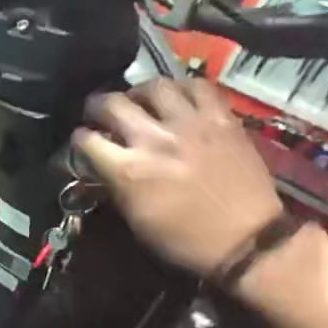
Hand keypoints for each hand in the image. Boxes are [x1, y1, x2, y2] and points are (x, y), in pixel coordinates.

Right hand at [72, 79, 283, 276]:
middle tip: (100, 113)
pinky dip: (182, 88)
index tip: (83, 141)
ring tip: (140, 100)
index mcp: (130, 171)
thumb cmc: (188, 241)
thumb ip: (118, 188)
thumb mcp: (139, 223)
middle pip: (112, 103)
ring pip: (153, 86)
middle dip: (97, 106)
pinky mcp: (220, 117)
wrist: (247, 239)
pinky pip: (197, 85)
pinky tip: (178, 97)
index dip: (80, 139)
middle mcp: (154, 139)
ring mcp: (190, 123)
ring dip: (139, 92)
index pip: (88, 141)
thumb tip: (105, 167)